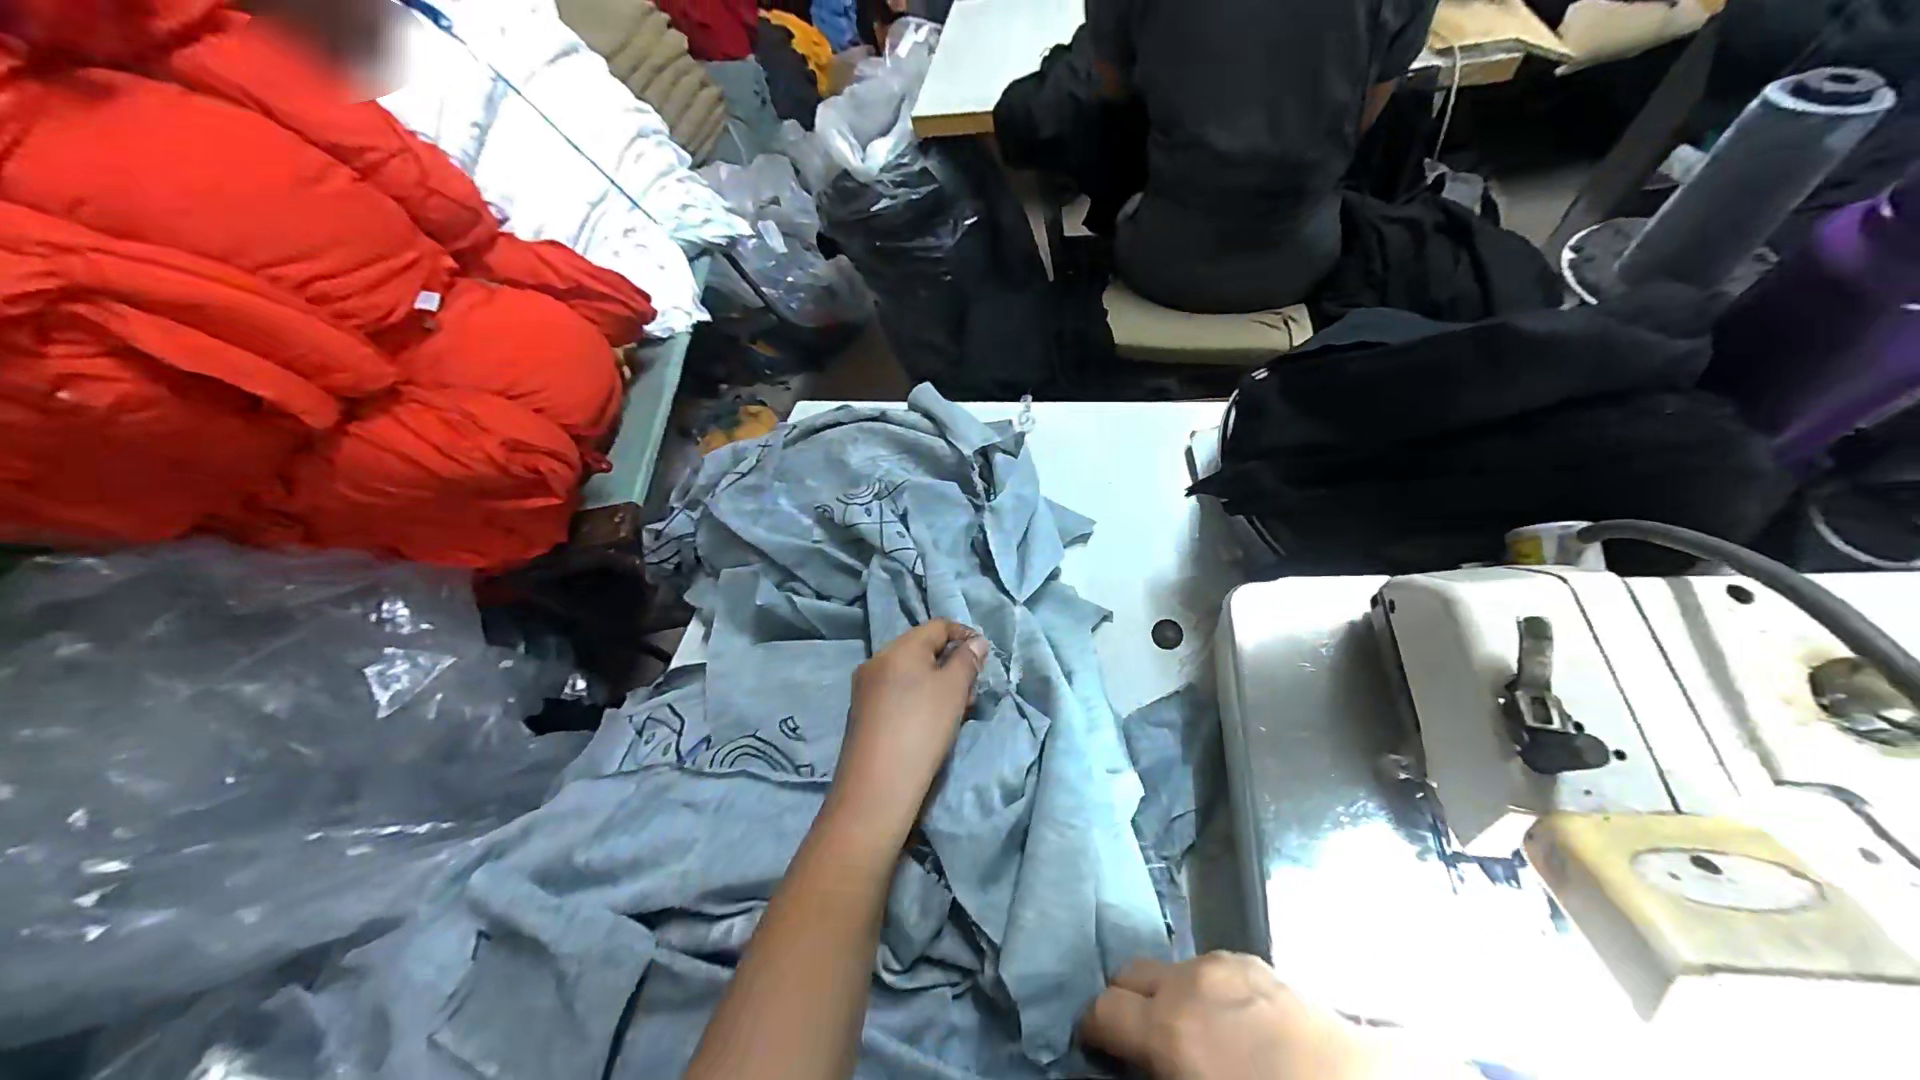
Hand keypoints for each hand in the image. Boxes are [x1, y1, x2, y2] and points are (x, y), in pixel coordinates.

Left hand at [827, 619, 987, 840]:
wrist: (877, 785)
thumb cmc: (922, 728)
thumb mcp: (954, 689)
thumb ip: (967, 660)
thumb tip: (975, 641)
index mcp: (898, 648)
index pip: (937, 626)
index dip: (964, 635)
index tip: (984, 657)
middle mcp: (877, 661)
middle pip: (922, 648)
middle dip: (951, 663)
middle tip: (971, 691)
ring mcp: (866, 688)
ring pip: (909, 672)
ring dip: (936, 682)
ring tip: (956, 710)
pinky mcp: (863, 713)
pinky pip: (896, 692)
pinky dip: (918, 697)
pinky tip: (930, 722)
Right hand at [1081, 953, 1381, 1079]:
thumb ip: (1157, 1069)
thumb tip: (1135, 1063)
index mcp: (1169, 1028)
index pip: (1101, 1009)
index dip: (1091, 1029)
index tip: (1097, 1049)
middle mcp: (1188, 982)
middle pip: (1128, 973)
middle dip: (1124, 1002)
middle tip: (1137, 1041)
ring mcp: (1223, 965)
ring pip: (1171, 969)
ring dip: (1168, 996)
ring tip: (1193, 1034)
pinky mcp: (1256, 962)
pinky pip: (1210, 969)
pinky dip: (1205, 991)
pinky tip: (1232, 1024)